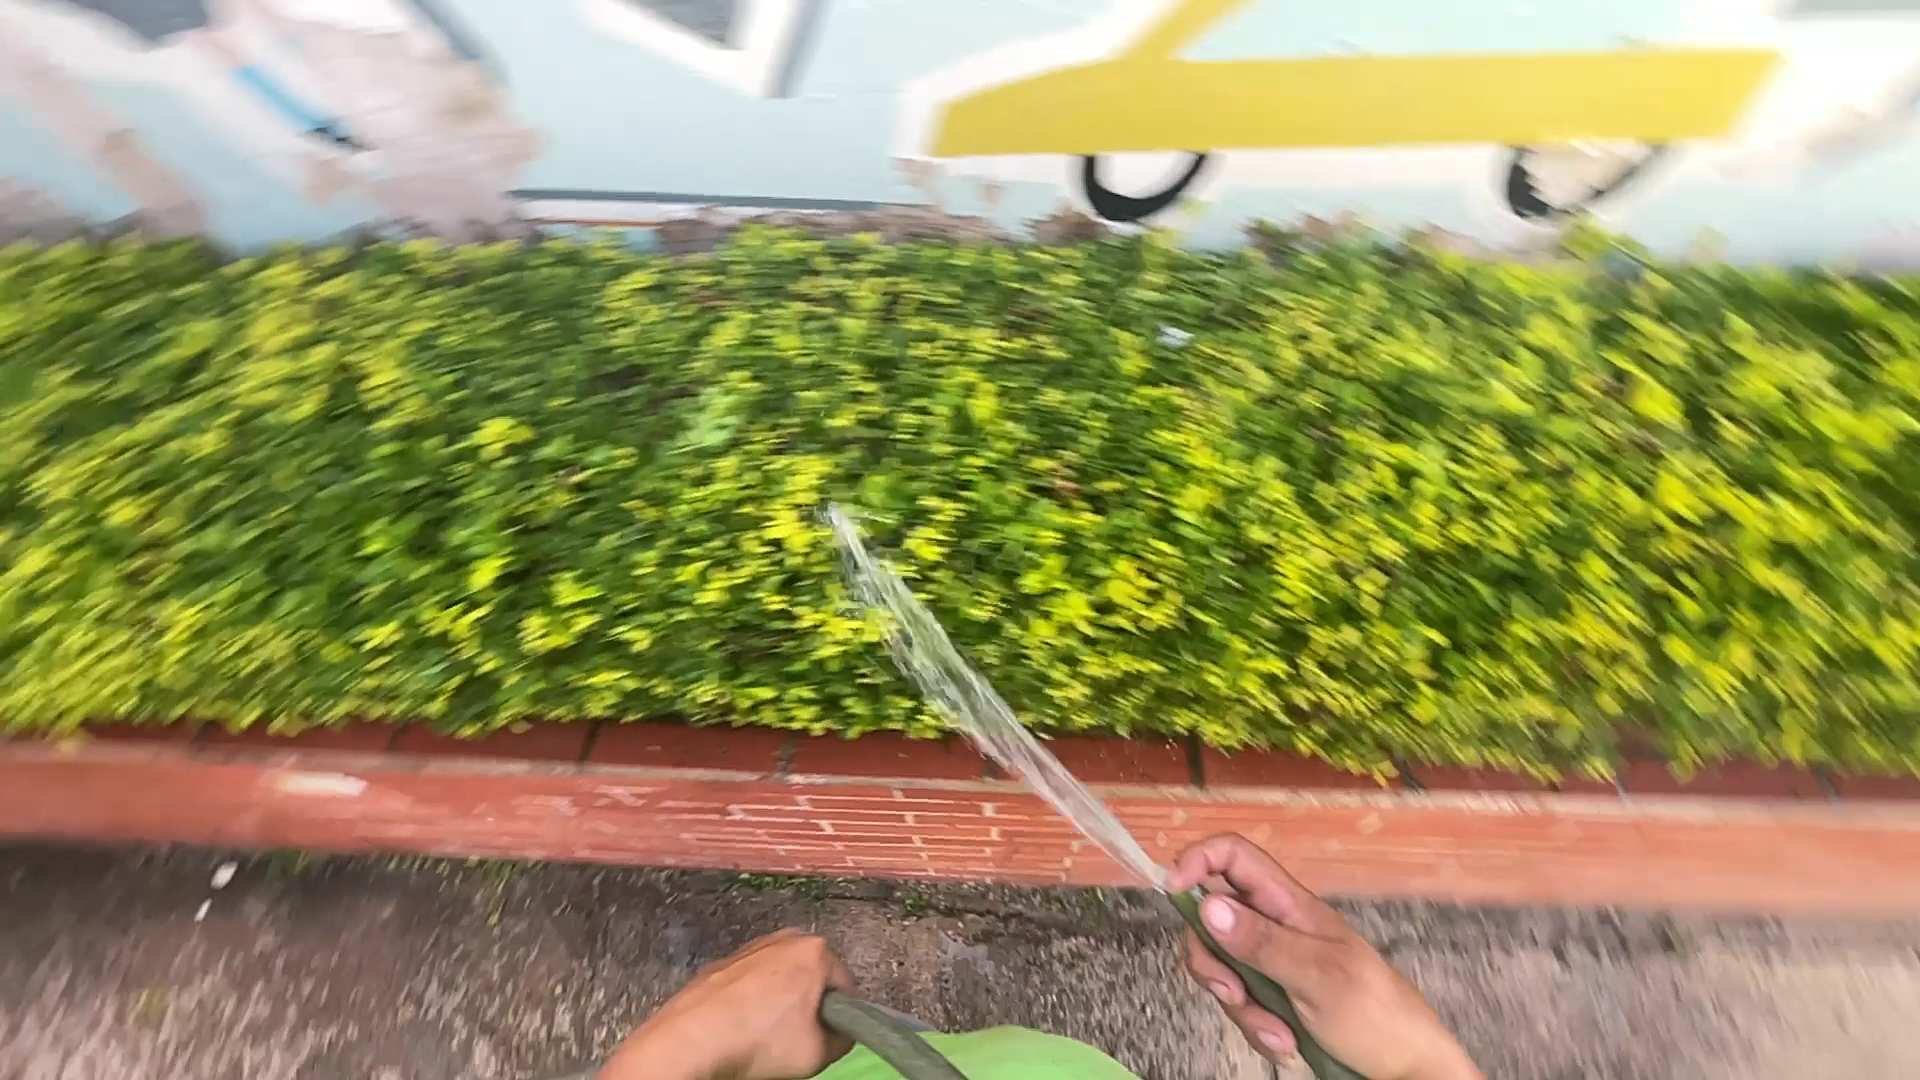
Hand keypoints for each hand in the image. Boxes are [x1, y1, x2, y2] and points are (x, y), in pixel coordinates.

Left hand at [598, 930, 854, 1079]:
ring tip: (762, 1033)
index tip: (823, 1040)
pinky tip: (738, 1025)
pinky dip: (751, 999)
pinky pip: (751, 980)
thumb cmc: (761, 1042)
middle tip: (794, 1037)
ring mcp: (754, 944)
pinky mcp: (726, 959)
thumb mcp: (817, 1055)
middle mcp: (789, 937)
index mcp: (817, 951)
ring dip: (780, 1001)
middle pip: (813, 976)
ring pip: (781, 977)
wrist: (692, 1039)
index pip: (846, 987)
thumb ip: (842, 1040)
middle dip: (809, 1004)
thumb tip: (840, 1032)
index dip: (840, 1018)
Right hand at [1168, 835, 1480, 1079]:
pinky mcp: (1268, 994)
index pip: (1231, 855)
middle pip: (1208, 916)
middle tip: (1232, 992)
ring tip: (1279, 1036)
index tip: (1173, 889)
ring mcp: (1267, 960)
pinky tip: (1284, 1044)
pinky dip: (1251, 1025)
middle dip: (1211, 959)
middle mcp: (1270, 923)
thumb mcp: (1320, 977)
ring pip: (1218, 963)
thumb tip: (1206, 904)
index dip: (1197, 858)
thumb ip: (1262, 941)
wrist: (1409, 1073)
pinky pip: (1235, 1000)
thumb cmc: (1378, 1015)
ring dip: (1238, 1005)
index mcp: (1286, 902)